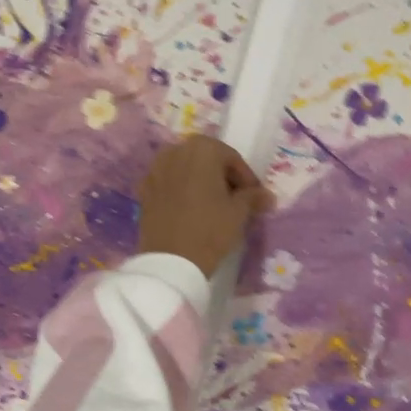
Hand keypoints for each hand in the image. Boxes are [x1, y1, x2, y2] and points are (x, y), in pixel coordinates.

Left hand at [137, 135, 271, 277]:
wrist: (170, 261)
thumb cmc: (210, 230)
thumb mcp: (239, 213)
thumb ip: (253, 197)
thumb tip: (267, 196)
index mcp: (201, 149)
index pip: (231, 158)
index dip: (245, 178)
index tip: (254, 196)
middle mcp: (174, 152)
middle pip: (205, 160)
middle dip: (221, 177)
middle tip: (235, 199)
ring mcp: (154, 170)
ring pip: (184, 171)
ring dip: (199, 182)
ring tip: (212, 205)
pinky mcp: (143, 191)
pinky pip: (168, 185)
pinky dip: (180, 192)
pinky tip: (189, 210)